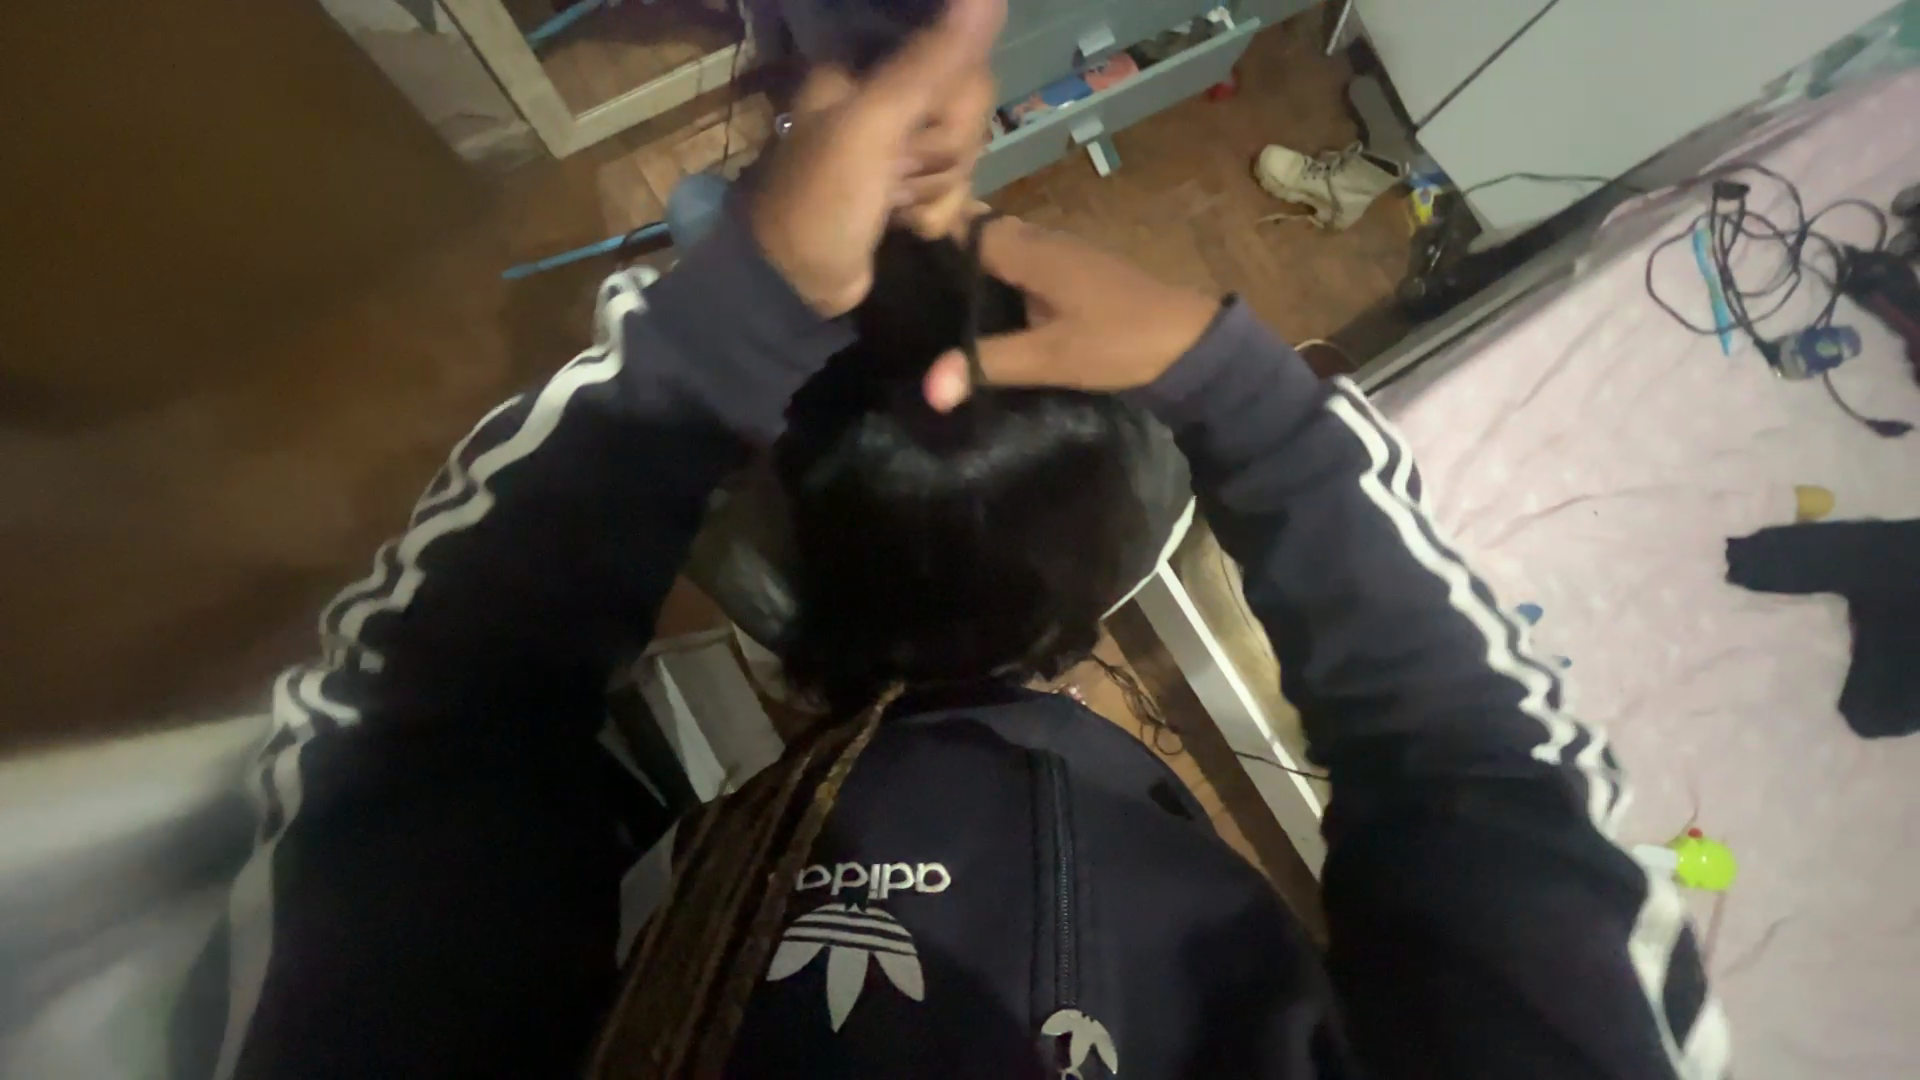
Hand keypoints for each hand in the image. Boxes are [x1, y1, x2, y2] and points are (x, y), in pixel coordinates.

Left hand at [750, 0, 1004, 316]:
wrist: (801, 281)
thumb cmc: (824, 197)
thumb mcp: (873, 125)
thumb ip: (931, 62)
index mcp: (875, 59)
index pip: (961, 61)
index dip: (953, 107)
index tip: (918, 133)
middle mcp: (893, 91)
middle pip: (969, 111)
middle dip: (939, 156)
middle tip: (894, 175)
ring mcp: (903, 142)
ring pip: (964, 154)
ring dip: (932, 189)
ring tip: (890, 201)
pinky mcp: (911, 185)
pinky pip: (955, 191)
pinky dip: (933, 214)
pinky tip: (902, 223)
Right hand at [922, 216, 1220, 409]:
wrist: (1188, 343)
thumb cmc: (1118, 340)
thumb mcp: (1050, 356)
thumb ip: (988, 364)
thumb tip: (928, 389)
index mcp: (1026, 247)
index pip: (957, 227)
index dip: (921, 240)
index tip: (883, 263)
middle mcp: (1036, 239)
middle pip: (972, 237)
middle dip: (937, 259)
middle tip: (894, 294)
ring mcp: (1054, 254)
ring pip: (993, 253)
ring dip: (964, 274)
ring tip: (918, 306)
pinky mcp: (1066, 275)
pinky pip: (1014, 269)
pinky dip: (990, 286)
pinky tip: (972, 316)